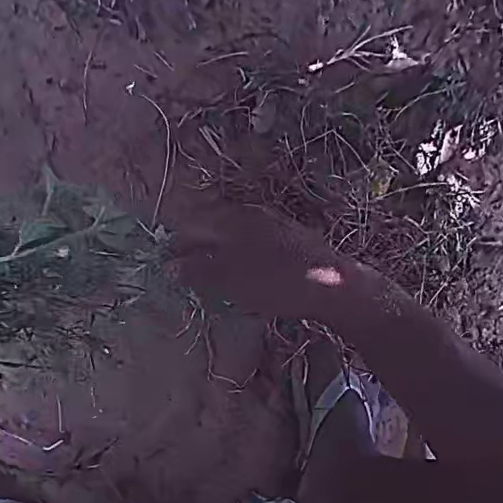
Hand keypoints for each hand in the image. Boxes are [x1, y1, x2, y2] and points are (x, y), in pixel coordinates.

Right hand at [172, 204, 386, 322]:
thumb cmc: (277, 282)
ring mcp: (276, 226)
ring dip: (218, 252)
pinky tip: (243, 272)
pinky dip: (239, 256)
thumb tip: (171, 267)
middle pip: (215, 227)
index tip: (166, 263)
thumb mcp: (230, 281)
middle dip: (197, 247)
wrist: (336, 287)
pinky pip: (254, 243)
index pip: (194, 225)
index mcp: (233, 220)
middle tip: (185, 270)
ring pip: (235, 235)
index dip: (177, 245)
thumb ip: (199, 272)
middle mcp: (253, 216)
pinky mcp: (293, 240)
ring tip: (209, 273)